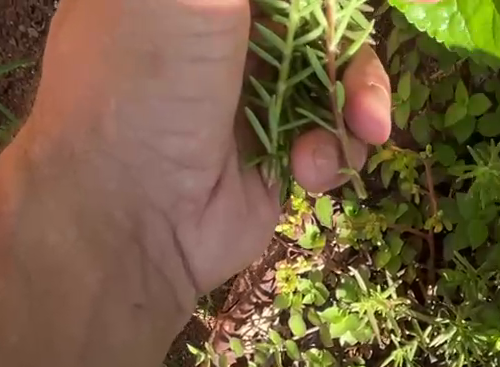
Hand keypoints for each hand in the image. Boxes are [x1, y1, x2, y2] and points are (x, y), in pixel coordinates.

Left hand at [21, 0, 397, 305]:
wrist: (134, 213)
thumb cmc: (145, 83)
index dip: (317, 3)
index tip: (333, 14)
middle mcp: (226, 38)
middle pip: (318, 26)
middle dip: (350, 49)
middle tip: (365, 82)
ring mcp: (256, 102)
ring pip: (336, 83)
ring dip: (355, 104)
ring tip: (363, 130)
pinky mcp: (279, 159)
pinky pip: (332, 142)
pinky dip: (336, 153)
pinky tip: (311, 171)